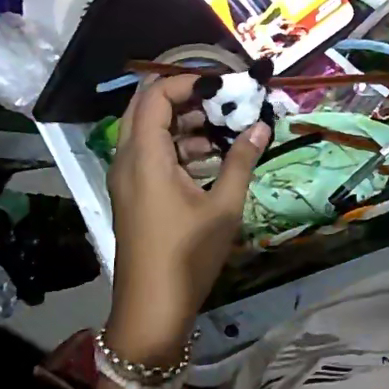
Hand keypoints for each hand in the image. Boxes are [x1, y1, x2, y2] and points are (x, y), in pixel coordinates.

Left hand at [105, 74, 267, 363]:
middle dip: (185, 98)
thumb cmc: (188, 255)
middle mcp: (127, 160)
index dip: (187, 81)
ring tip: (225, 128)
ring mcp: (127, 178)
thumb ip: (241, 162)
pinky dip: (178, 147)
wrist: (152, 307)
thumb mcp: (223, 208)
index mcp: (145, 157)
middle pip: (147, 109)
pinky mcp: (133, 194)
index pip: (156, 96)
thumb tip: (262, 127)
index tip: (223, 83)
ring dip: (184, 123)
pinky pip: (151, 155)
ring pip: (149, 133)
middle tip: (224, 100)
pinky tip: (211, 157)